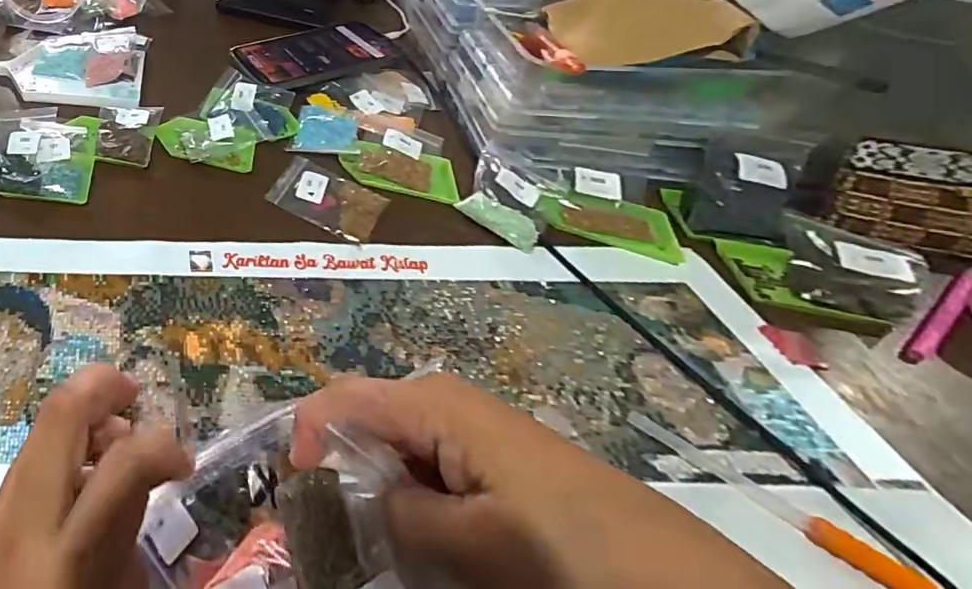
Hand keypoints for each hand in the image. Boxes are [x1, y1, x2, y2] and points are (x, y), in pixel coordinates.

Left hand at [0, 364, 192, 588]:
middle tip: (134, 396)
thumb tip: (141, 482)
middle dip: (101, 388)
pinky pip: (26, 469)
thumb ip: (127, 545)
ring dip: (80, 419)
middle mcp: (19, 524)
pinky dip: (60, 456)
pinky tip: (81, 484)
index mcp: (65, 557)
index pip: (120, 464)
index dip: (161, 445)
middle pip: (57, 415)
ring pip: (37, 434)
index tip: (183, 460)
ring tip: (114, 440)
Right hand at [292, 373, 788, 588]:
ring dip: (371, 490)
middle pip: (361, 422)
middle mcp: (441, 402)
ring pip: (392, 451)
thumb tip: (342, 506)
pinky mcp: (490, 462)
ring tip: (364, 538)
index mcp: (431, 401)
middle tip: (321, 524)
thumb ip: (398, 518)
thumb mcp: (477, 542)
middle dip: (334, 466)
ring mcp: (468, 431)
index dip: (305, 437)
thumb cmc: (569, 544)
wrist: (681, 579)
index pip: (340, 400)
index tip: (291, 493)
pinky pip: (426, 471)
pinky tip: (415, 540)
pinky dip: (408, 501)